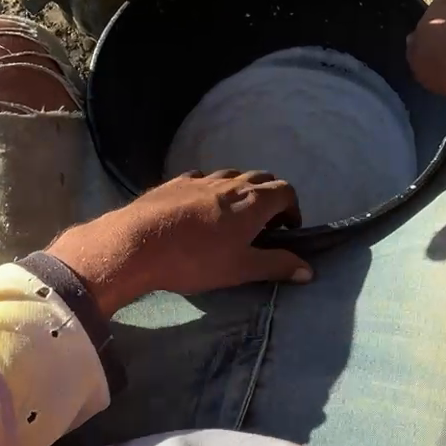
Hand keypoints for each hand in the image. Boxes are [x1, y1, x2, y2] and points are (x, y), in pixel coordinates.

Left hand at [46, 170, 312, 318]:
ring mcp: (203, 178)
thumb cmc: (196, 259)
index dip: (292, 209)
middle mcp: (233, 182)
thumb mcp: (241, 269)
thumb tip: (309, 270)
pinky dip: (213, 189)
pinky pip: (204, 178)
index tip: (286, 231)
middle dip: (270, 197)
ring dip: (242, 191)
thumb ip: (277, 266)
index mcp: (254, 200)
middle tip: (264, 224)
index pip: (286, 191)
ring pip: (233, 175)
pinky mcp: (176, 181)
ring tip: (233, 217)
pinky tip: (201, 208)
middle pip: (263, 178)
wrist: (137, 243)